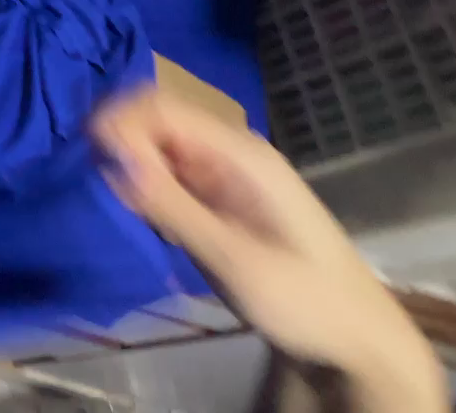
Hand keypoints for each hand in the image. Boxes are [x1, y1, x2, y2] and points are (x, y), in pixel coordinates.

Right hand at [91, 89, 445, 410]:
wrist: (361, 350)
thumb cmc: (307, 302)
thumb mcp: (235, 259)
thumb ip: (172, 206)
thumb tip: (110, 160)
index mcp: (240, 154)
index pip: (159, 106)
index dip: (118, 121)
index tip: (94, 158)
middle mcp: (226, 153)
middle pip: (150, 119)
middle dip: (117, 142)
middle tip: (101, 181)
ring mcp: (218, 174)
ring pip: (150, 144)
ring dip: (125, 164)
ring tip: (118, 200)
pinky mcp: (209, 197)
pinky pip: (159, 170)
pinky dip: (139, 184)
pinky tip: (140, 213)